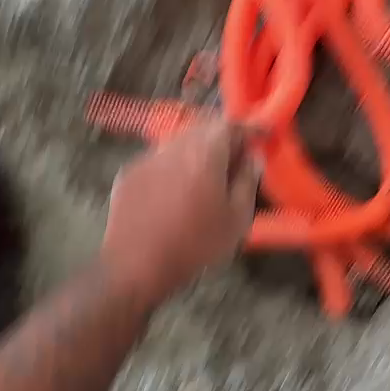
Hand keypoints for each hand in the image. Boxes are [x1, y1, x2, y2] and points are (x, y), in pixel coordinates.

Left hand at [101, 119, 259, 308]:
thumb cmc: (197, 243)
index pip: (230, 125)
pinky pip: (158, 162)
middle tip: (236, 161)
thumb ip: (247, 181)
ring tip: (208, 179)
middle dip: (222, 140)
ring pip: (179, 145)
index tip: (261, 137)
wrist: (138, 264)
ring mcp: (146, 159)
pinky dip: (174, 169)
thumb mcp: (237, 218)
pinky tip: (177, 195)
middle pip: (202, 130)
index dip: (248, 129)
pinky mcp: (128, 175)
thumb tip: (252, 157)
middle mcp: (173, 148)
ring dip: (197, 154)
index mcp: (204, 155)